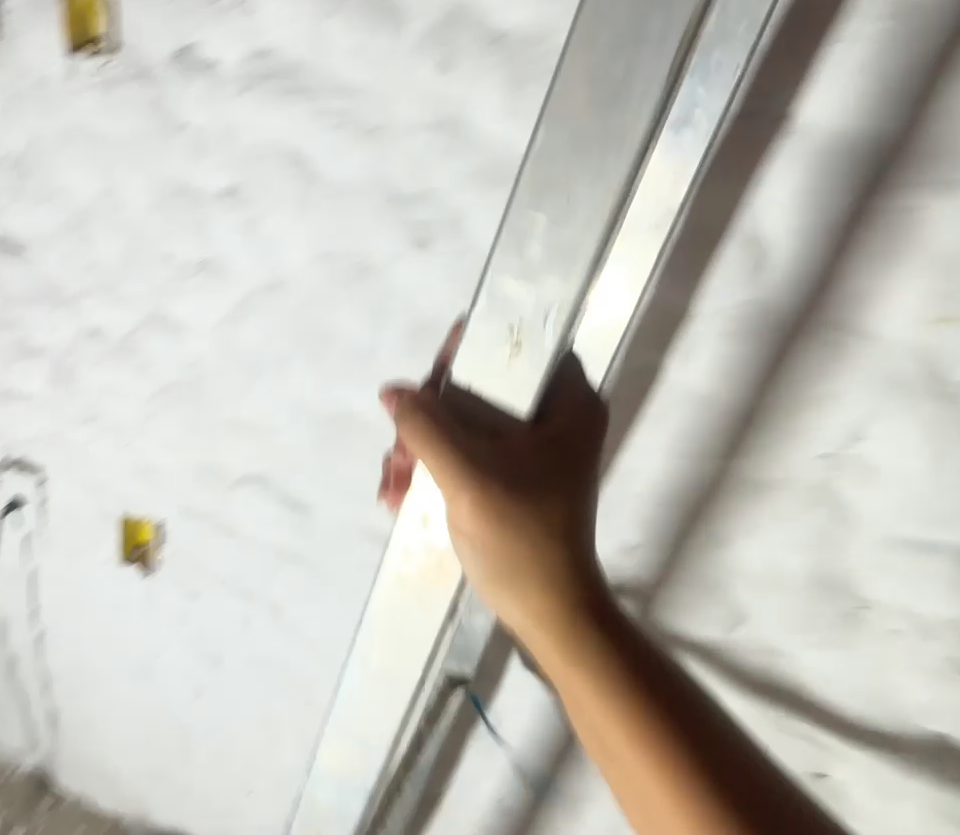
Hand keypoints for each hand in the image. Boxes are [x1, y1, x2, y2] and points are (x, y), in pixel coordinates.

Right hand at [379, 324, 611, 640]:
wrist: (547, 616)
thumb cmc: (521, 539)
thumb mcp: (468, 475)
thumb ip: (426, 425)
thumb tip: (391, 391)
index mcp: (567, 401)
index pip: (515, 344)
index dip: (468, 352)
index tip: (431, 380)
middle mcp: (552, 415)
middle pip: (477, 383)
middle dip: (428, 414)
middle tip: (401, 447)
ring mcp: (529, 447)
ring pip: (461, 418)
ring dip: (419, 444)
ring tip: (394, 482)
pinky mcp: (508, 475)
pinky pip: (460, 449)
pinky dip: (429, 466)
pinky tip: (399, 495)